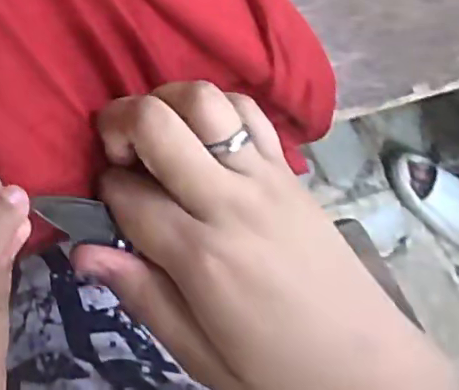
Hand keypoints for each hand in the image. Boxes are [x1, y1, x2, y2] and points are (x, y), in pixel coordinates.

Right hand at [69, 82, 455, 389]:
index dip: (105, 192)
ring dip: (164, 102)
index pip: (126, 192)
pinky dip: (216, 106)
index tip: (111, 208)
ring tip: (159, 133)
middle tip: (118, 152)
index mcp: (202, 257)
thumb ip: (140, 294)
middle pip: (154, 122)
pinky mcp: (288, 169)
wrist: (377, 379)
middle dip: (117, 123)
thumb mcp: (201, 357)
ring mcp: (264, 177)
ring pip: (201, 98)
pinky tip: (206, 134)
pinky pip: (247, 108)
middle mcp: (229, 202)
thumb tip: (80, 249)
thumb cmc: (278, 376)